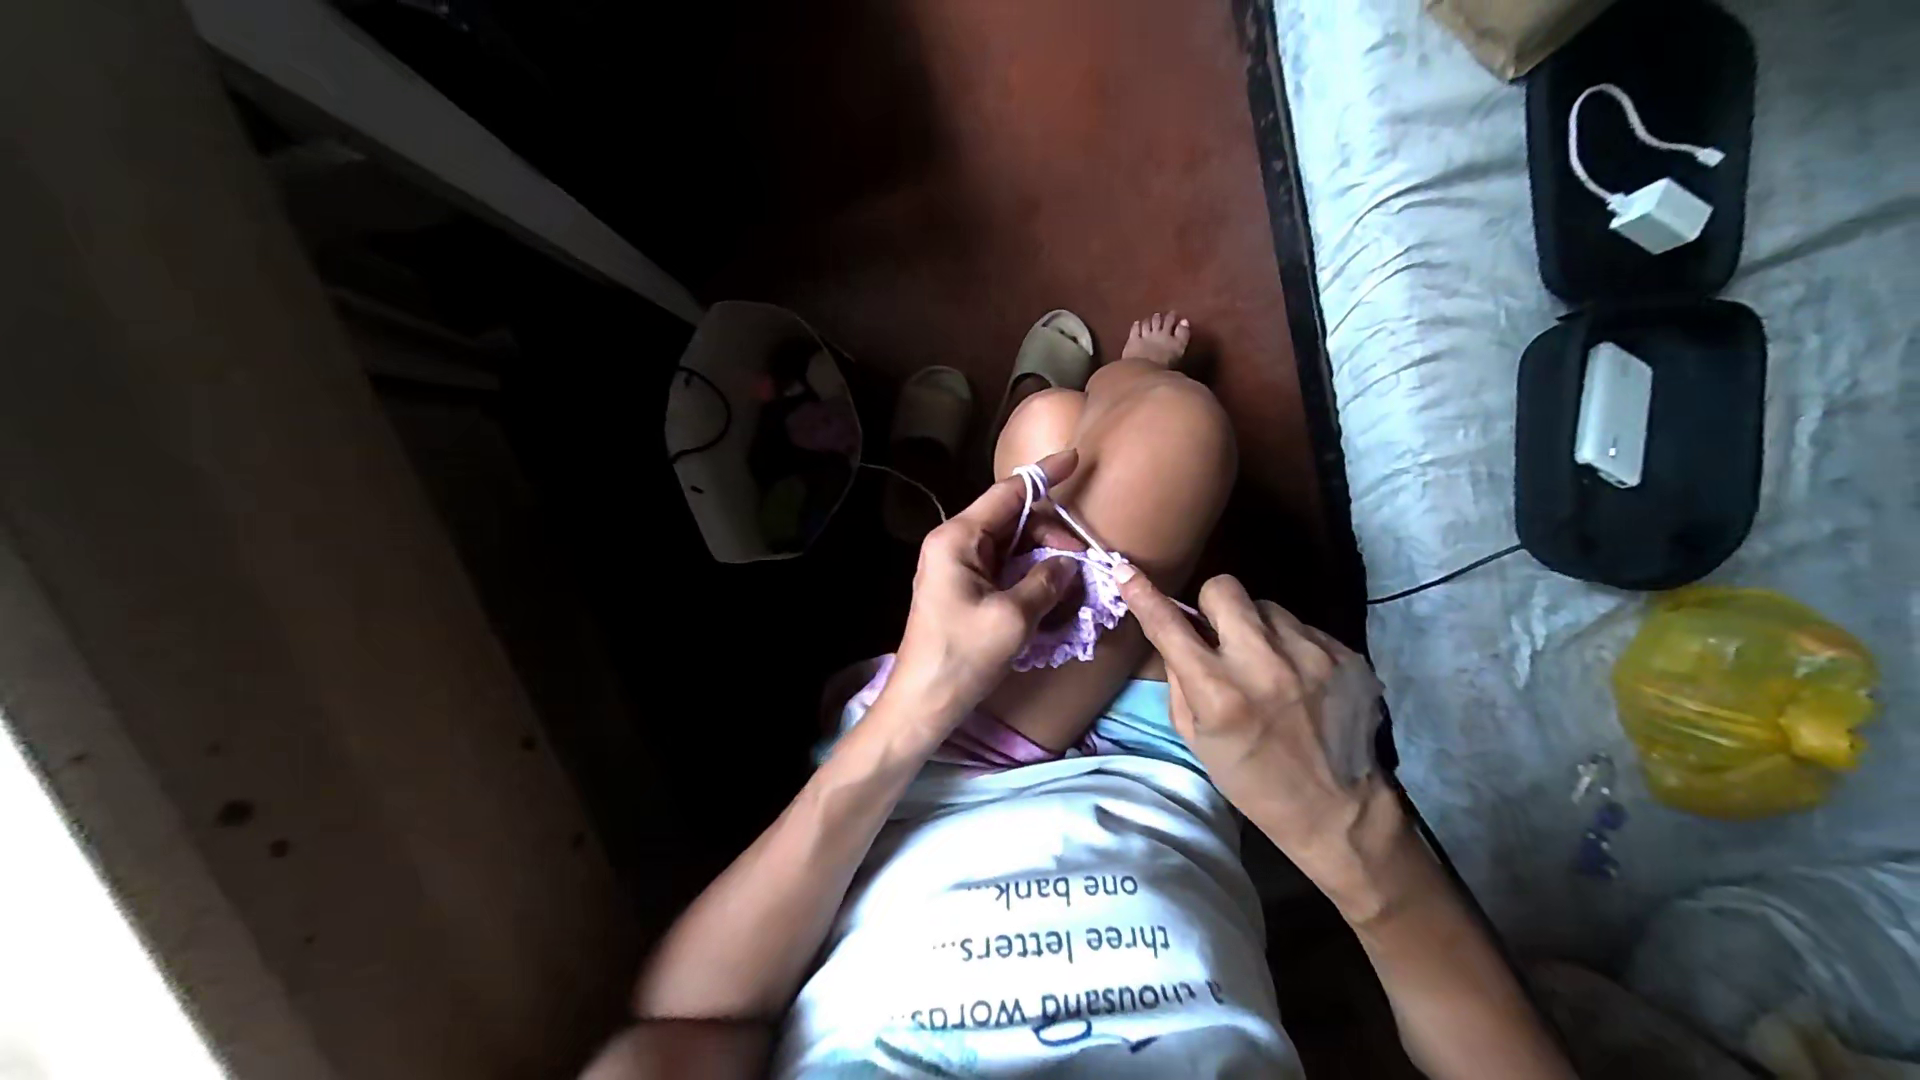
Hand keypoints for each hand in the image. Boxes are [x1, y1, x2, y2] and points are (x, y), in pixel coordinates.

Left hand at [888, 450, 1082, 733]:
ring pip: (1011, 546)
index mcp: (957, 539)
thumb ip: (1045, 581)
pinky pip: (1003, 569)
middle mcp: (954, 544)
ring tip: (1073, 581)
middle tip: (1083, 562)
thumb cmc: (961, 657)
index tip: (1075, 458)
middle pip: (1012, 520)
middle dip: (1051, 534)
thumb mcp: (1013, 618)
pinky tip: (1052, 592)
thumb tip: (1069, 564)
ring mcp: (958, 567)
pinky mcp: (964, 589)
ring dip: (1043, 558)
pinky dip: (1029, 575)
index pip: (1006, 493)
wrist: (923, 702)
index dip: (1043, 476)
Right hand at [1119, 571, 1384, 879]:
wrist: (1338, 808)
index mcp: (1219, 692)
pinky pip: (1300, 625)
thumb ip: (1179, 677)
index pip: (1169, 626)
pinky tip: (1296, 677)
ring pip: (1265, 605)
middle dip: (1213, 606)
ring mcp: (1310, 655)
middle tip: (1218, 636)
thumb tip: (1173, 630)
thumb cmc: (1251, 778)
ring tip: (1266, 665)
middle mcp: (1264, 664)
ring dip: (1255, 627)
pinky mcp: (1344, 654)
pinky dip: (1288, 644)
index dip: (1143, 595)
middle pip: (1224, 588)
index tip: (1125, 571)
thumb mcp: (1195, 736)